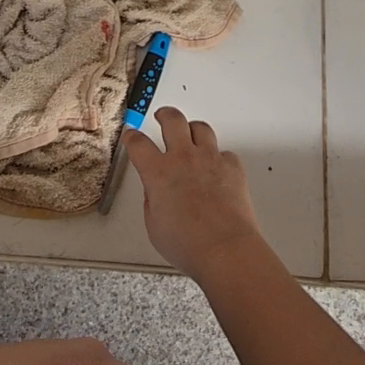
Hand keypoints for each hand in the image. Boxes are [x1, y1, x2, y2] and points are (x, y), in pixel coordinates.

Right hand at [123, 107, 266, 279]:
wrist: (225, 248)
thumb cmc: (188, 244)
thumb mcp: (154, 225)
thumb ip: (153, 200)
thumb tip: (157, 192)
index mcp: (158, 172)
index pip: (138, 144)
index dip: (132, 137)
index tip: (131, 135)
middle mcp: (183, 158)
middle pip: (172, 120)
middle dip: (165, 115)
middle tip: (162, 116)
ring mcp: (210, 159)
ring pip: (201, 128)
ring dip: (193, 129)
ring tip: (190, 134)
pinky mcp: (232, 167)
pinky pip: (225, 153)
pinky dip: (219, 157)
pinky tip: (217, 167)